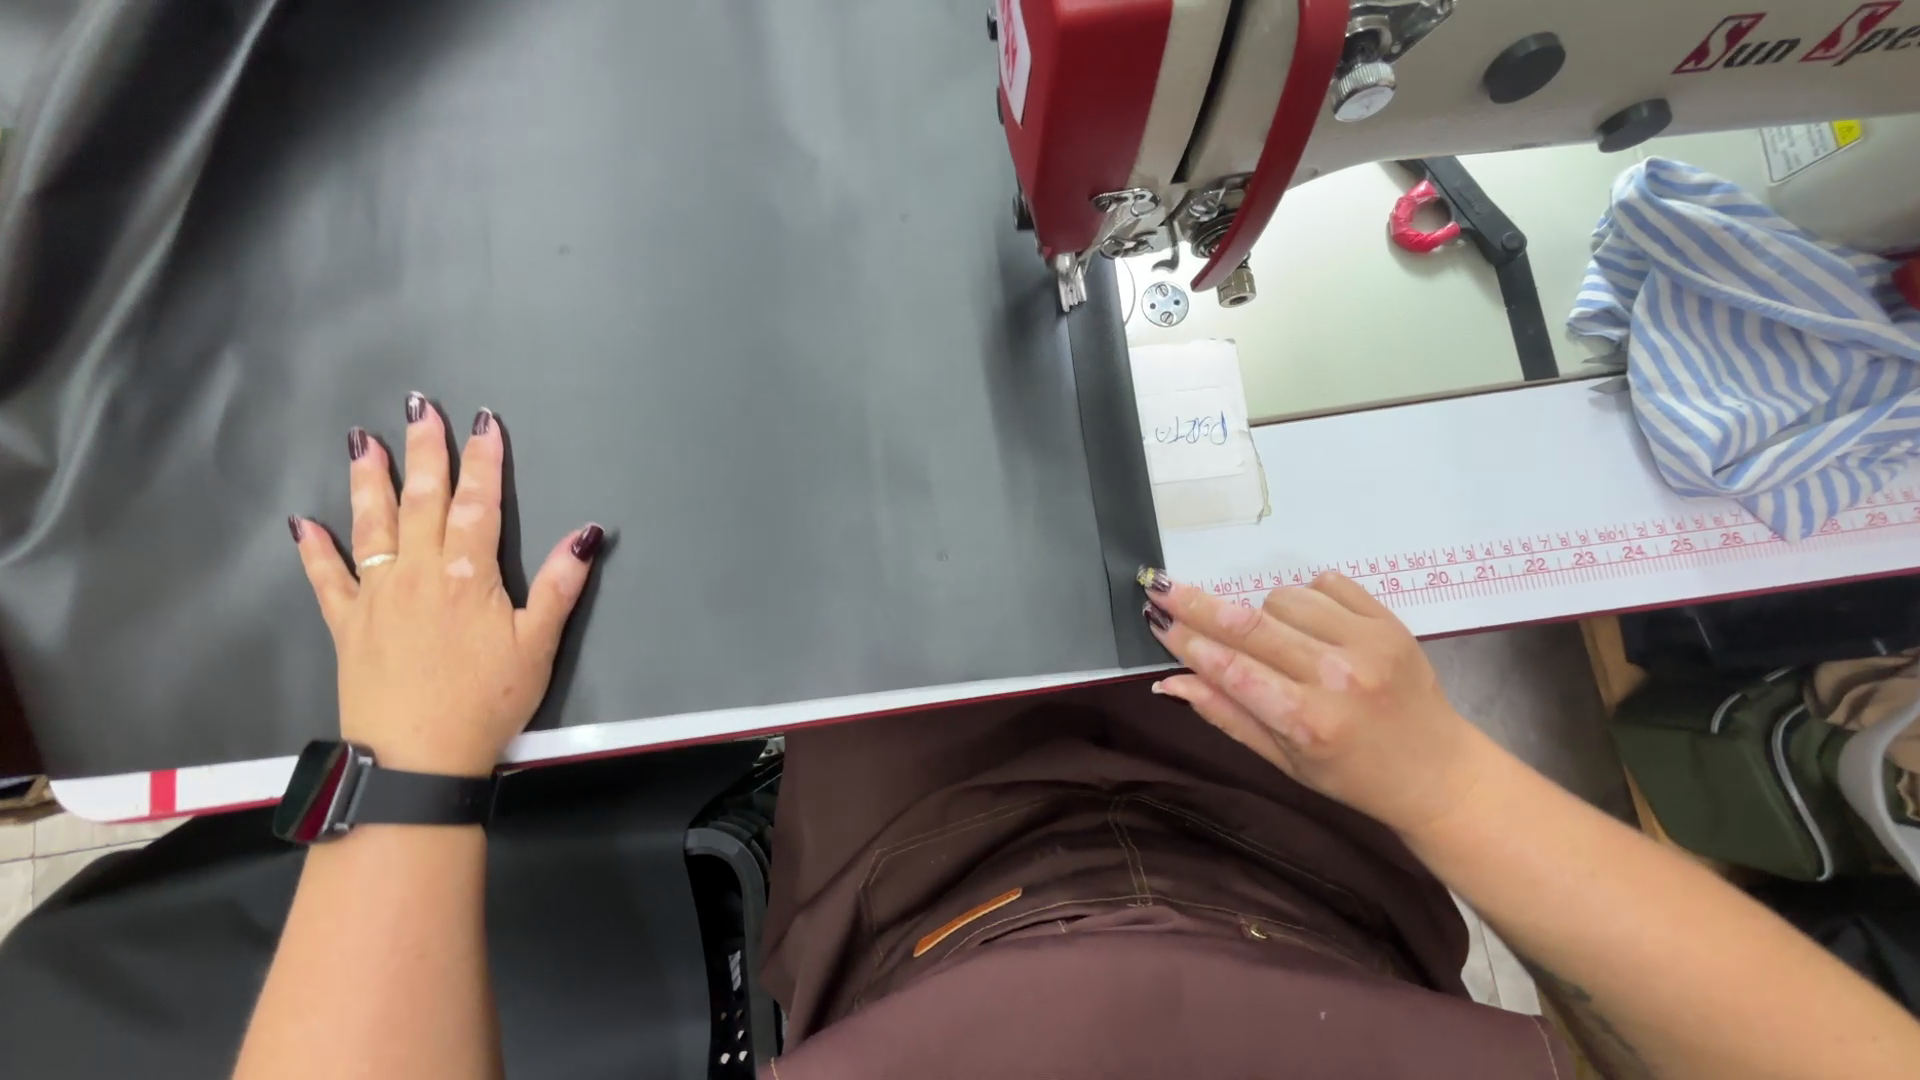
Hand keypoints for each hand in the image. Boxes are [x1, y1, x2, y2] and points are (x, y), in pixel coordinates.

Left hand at [288, 394, 604, 776]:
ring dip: (370, 481)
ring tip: (364, 442)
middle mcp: (418, 573)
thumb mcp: (539, 644)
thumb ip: (561, 585)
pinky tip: (302, 523)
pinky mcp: (347, 624)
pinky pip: (327, 578)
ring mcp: (377, 596)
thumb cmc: (488, 699)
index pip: (478, 504)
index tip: (484, 423)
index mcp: (468, 575)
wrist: (416, 757)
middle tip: (421, 408)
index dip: (484, 461)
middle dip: (426, 452)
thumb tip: (587, 533)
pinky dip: (314, 549)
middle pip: (423, 501)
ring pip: (373, 526)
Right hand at [1140, 568, 1495, 838]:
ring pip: (1283, 598)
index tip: (1155, 618)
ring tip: (1268, 637)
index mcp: (1308, 721)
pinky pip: (1324, 583)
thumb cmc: (1351, 776)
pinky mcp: (1391, 621)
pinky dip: (1303, 596)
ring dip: (1259, 610)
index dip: (1187, 641)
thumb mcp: (1282, 760)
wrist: (1440, 772)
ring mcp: (1369, 643)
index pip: (1231, 668)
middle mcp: (1338, 676)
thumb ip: (1225, 715)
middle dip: (1198, 604)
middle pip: (1250, 625)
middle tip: (1162, 587)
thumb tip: (1167, 682)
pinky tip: (1306, 623)